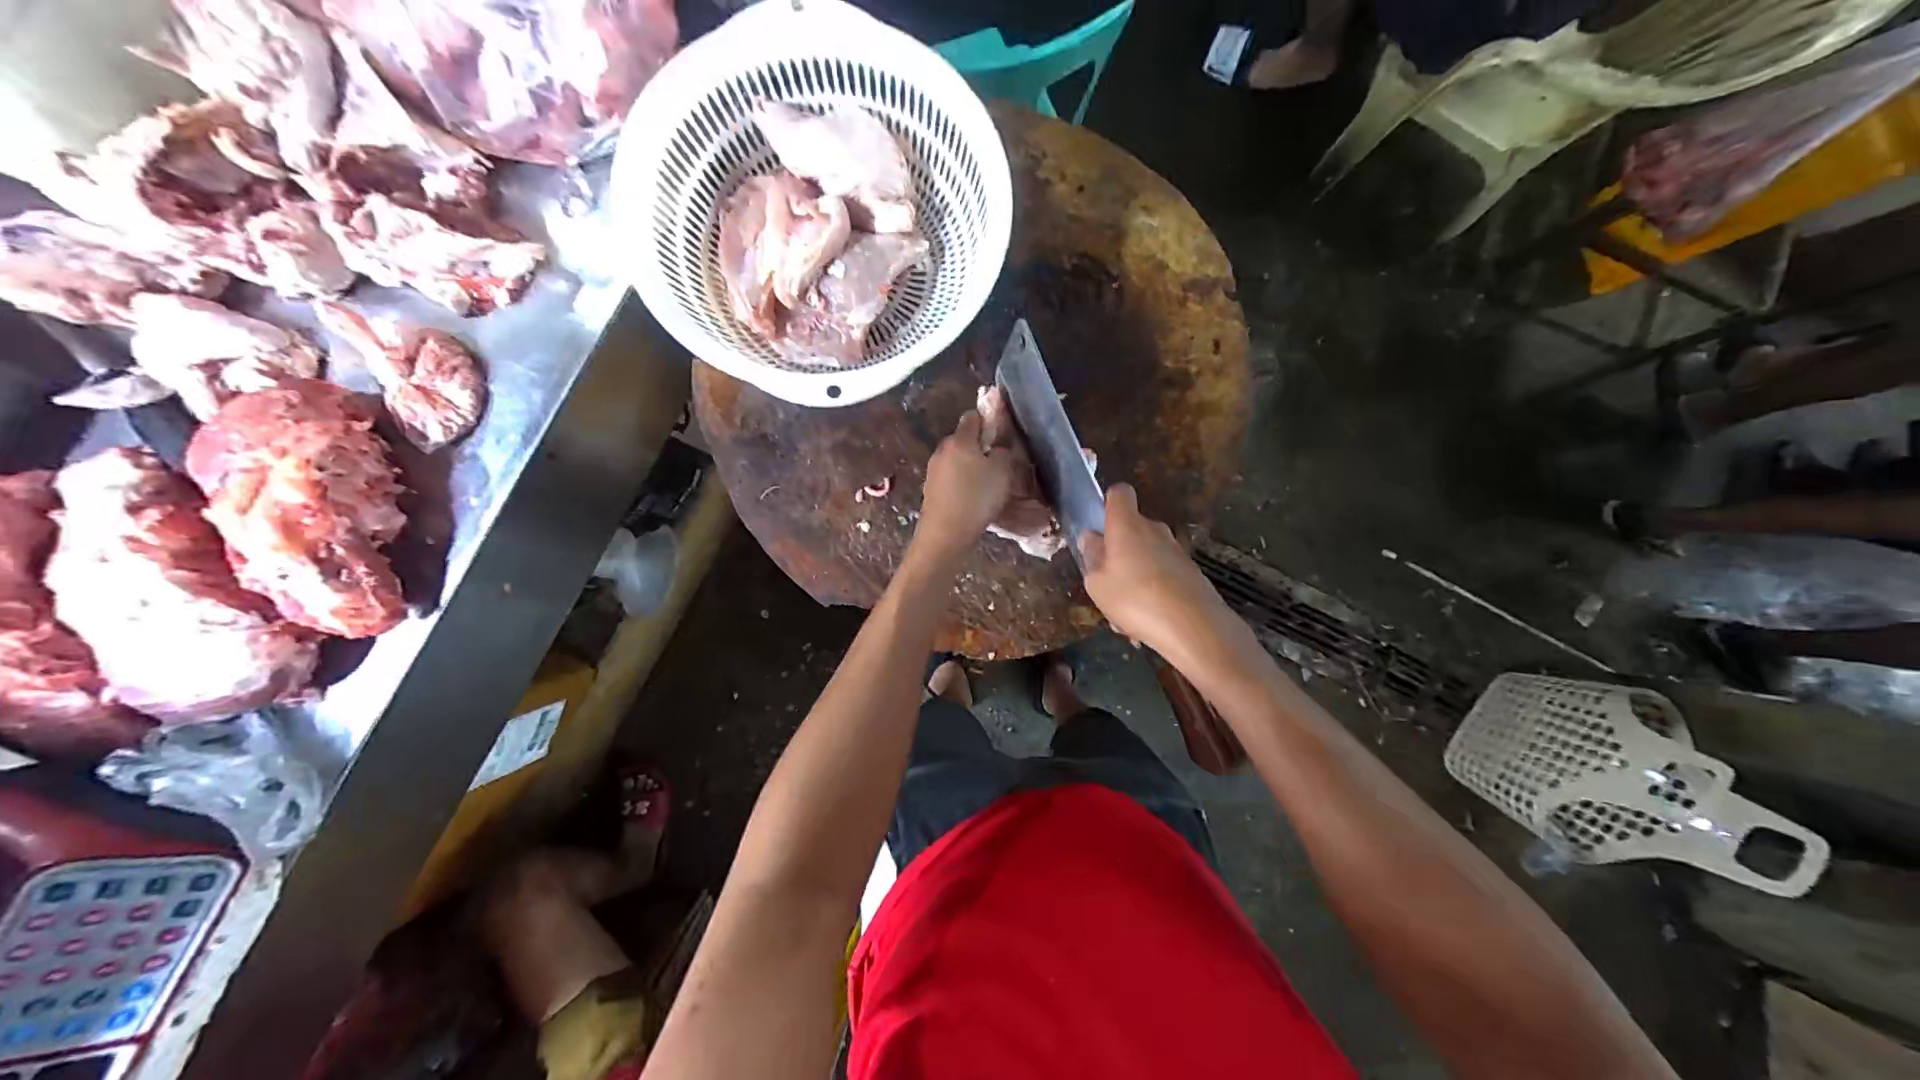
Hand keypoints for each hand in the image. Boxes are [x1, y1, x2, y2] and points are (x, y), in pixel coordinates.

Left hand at [915, 411, 1016, 558]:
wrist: (946, 533)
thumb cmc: (977, 498)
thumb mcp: (1002, 472)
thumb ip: (1002, 453)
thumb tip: (996, 449)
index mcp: (959, 440)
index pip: (972, 417)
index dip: (987, 421)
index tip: (999, 436)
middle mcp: (942, 450)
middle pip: (962, 440)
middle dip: (978, 447)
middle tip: (996, 464)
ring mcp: (933, 470)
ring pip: (955, 460)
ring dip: (968, 466)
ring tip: (984, 485)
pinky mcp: (929, 489)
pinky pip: (949, 478)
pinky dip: (960, 483)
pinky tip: (970, 499)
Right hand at [1079, 484, 1230, 657]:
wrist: (1194, 626)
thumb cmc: (1135, 599)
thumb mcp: (1097, 582)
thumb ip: (1092, 556)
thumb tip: (1092, 538)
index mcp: (1127, 525)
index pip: (1119, 493)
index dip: (1107, 503)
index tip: (1099, 525)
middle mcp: (1154, 530)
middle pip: (1132, 529)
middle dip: (1118, 550)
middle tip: (1105, 581)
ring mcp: (1176, 550)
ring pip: (1146, 557)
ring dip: (1133, 577)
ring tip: (1124, 613)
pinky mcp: (1191, 572)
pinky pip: (1162, 577)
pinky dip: (1152, 592)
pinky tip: (1145, 622)